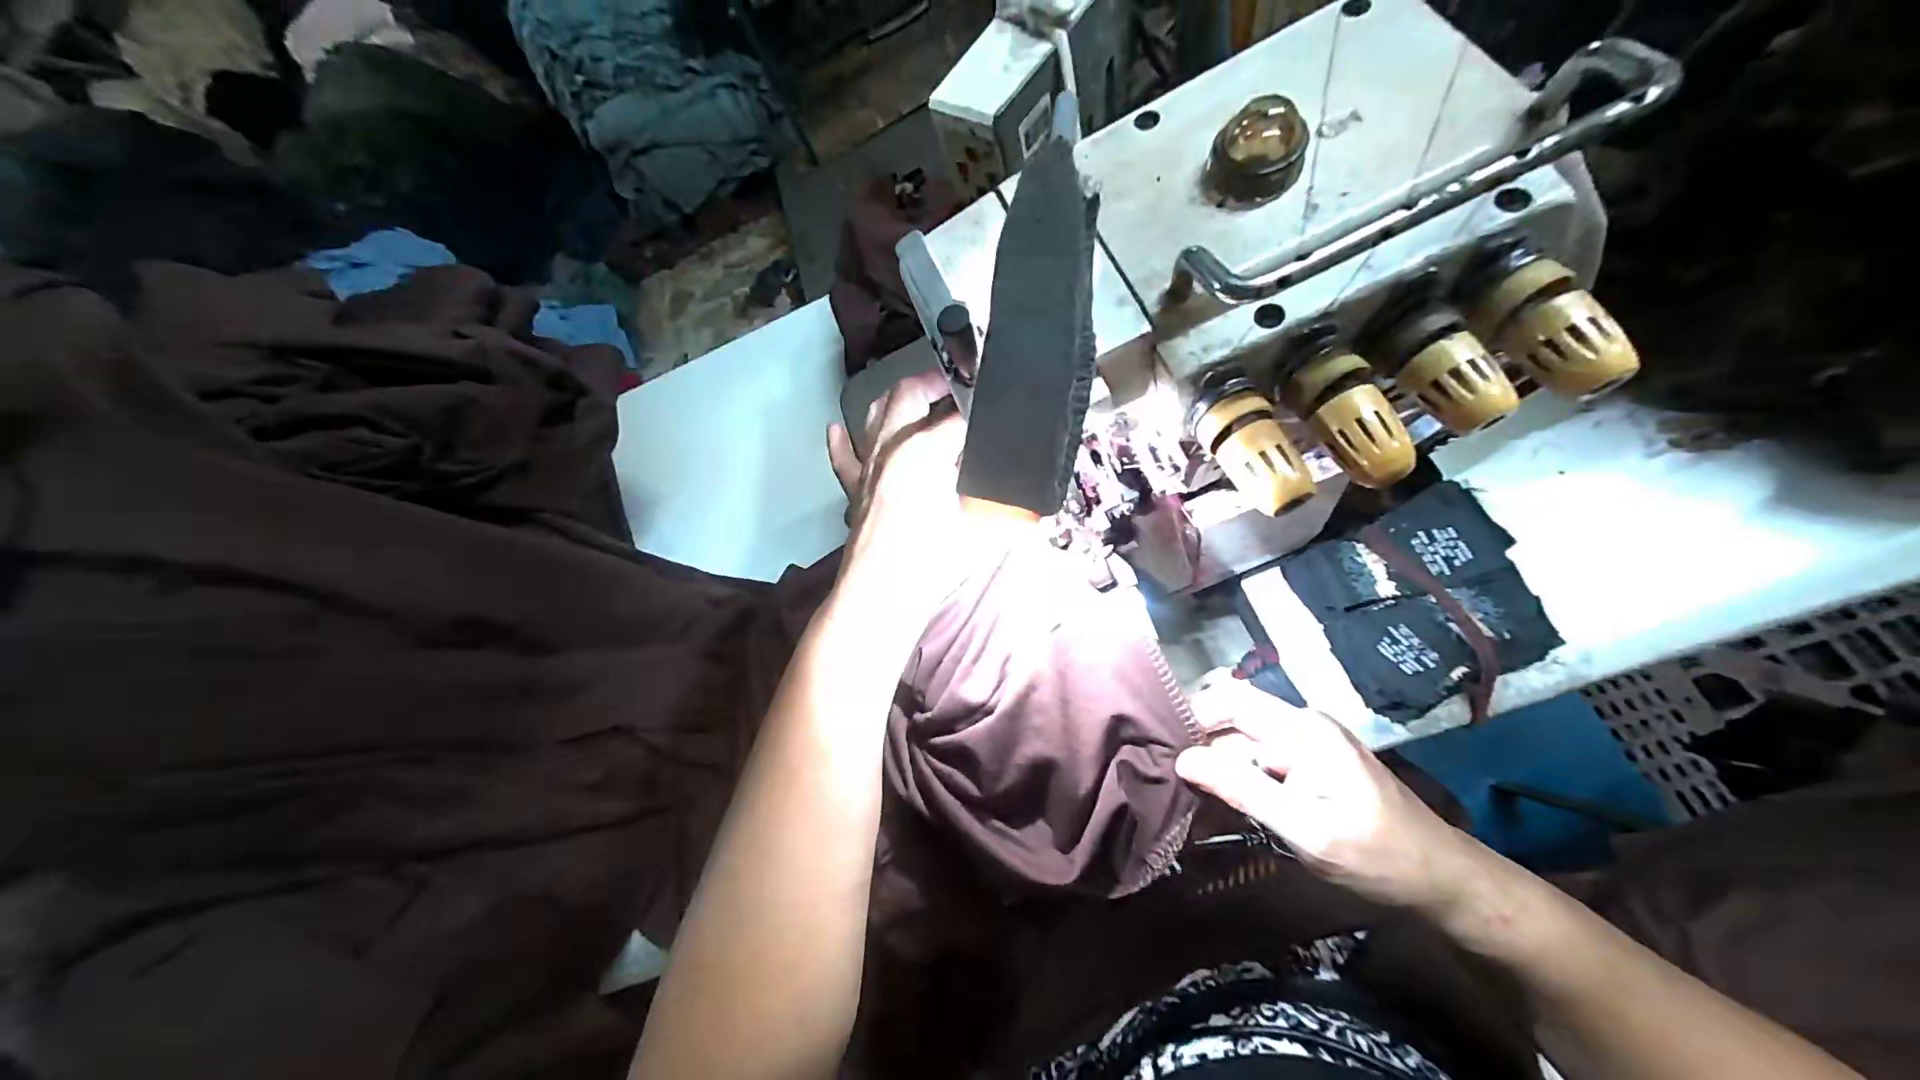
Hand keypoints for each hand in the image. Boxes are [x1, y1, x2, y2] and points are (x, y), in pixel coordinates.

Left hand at [827, 370, 1024, 616]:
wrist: (881, 595)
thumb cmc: (931, 562)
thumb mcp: (980, 529)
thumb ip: (1007, 509)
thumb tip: (1034, 508)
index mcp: (924, 450)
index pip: (957, 417)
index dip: (979, 410)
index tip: (993, 410)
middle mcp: (891, 447)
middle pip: (909, 394)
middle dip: (934, 383)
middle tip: (958, 385)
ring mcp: (868, 465)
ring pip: (875, 414)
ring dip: (896, 399)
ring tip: (917, 397)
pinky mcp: (854, 489)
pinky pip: (844, 456)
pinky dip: (842, 440)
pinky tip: (837, 429)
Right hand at [1177, 678, 1495, 919]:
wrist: (1443, 882)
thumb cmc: (1377, 855)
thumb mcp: (1306, 828)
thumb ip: (1242, 790)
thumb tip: (1182, 760)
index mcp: (1303, 730)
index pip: (1231, 700)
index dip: (1192, 715)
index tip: (1158, 745)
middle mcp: (1301, 727)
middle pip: (1232, 723)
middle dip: (1197, 746)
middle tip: (1163, 778)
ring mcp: (1306, 747)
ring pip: (1242, 745)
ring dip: (1214, 768)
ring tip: (1182, 795)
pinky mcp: (1308, 768)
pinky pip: (1259, 764)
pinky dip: (1235, 781)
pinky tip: (1216, 804)